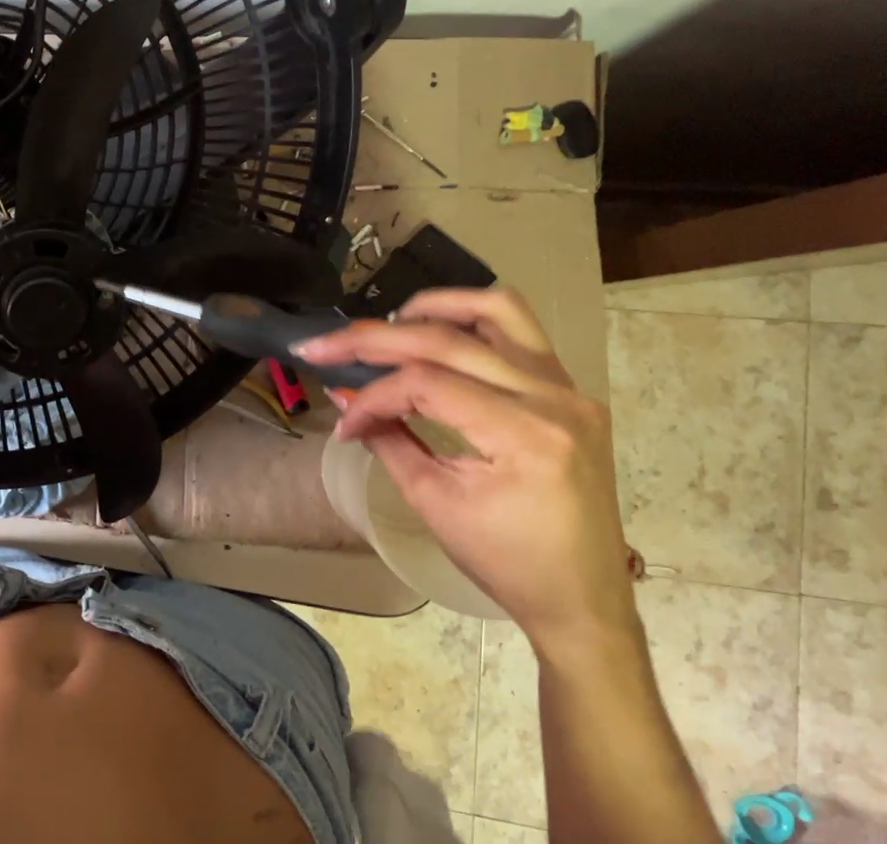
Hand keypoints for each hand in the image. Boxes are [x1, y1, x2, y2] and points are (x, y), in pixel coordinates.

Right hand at [294, 289, 636, 651]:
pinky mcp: (567, 392)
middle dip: (375, 338)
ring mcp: (568, 389)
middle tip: (322, 345)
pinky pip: (518, 333)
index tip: (344, 423)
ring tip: (385, 323)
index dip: (373, 394)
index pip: (427, 383)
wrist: (581, 596)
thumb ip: (388, 438)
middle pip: (449, 340)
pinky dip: (468, 322)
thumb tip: (343, 396)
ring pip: (497, 311)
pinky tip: (431, 335)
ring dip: (433, 308)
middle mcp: (554, 398)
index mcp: (525, 434)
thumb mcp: (433, 501)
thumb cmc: (504, 560)